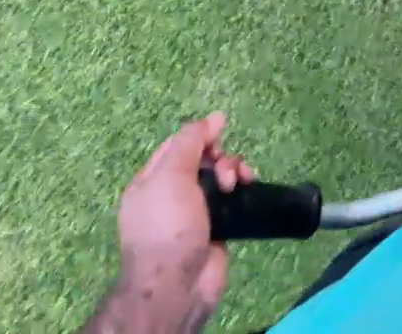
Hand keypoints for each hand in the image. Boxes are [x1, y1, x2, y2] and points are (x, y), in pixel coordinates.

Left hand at [94, 112, 255, 333]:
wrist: (178, 285)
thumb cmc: (167, 225)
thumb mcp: (171, 174)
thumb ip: (191, 141)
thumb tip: (216, 117)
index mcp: (151, 182)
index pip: (178, 146)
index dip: (200, 136)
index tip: (221, 131)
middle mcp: (171, 195)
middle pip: (202, 160)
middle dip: (219, 157)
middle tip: (225, 171)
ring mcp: (194, 213)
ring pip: (220, 177)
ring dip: (233, 171)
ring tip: (237, 183)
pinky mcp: (217, 227)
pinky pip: (232, 199)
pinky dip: (242, 190)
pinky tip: (249, 188)